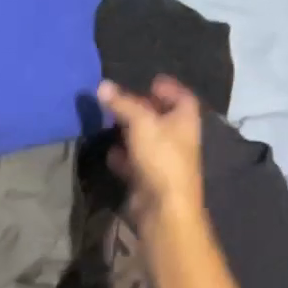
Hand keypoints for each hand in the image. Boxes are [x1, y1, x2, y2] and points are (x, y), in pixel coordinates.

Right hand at [97, 76, 204, 228]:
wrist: (163, 205)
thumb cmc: (161, 158)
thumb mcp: (141, 123)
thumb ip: (122, 104)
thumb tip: (103, 85)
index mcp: (185, 121)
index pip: (182, 97)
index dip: (169, 88)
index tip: (151, 81)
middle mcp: (178, 138)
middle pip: (162, 117)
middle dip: (143, 108)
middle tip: (122, 100)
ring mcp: (164, 159)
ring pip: (146, 139)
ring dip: (130, 131)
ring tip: (110, 122)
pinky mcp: (149, 177)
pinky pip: (134, 161)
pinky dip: (123, 155)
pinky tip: (110, 153)